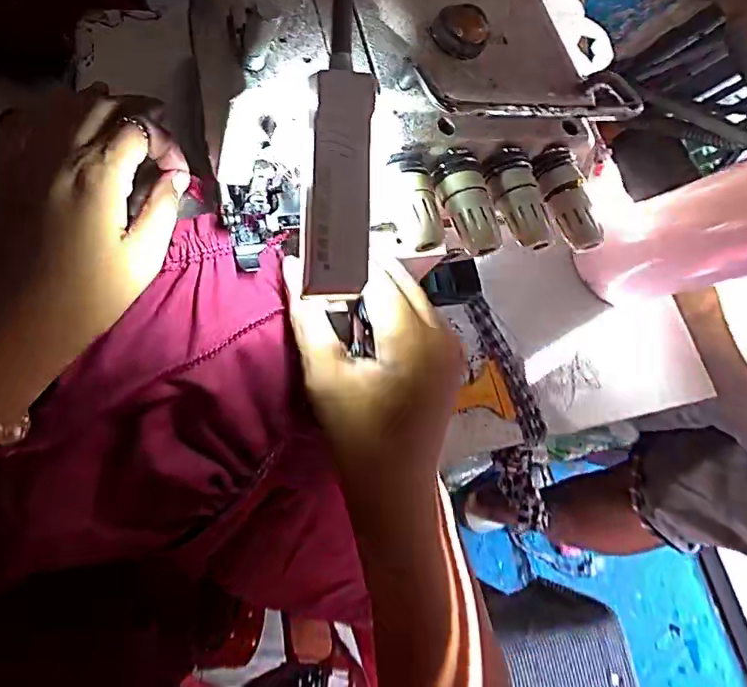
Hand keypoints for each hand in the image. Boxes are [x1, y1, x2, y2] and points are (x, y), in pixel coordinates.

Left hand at [0, 86, 189, 416]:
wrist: (8, 327)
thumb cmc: (82, 300)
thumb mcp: (141, 260)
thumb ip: (164, 208)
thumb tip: (175, 176)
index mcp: (97, 176)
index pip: (139, 129)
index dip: (166, 142)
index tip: (175, 172)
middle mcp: (58, 154)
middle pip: (103, 103)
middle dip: (137, 110)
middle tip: (156, 132)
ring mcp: (23, 158)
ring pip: (64, 103)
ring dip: (97, 104)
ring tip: (117, 122)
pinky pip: (25, 119)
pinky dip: (51, 112)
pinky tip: (65, 127)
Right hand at [284, 254, 464, 488]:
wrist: (396, 490)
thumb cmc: (357, 437)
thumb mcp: (325, 375)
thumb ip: (309, 316)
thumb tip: (295, 268)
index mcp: (415, 336)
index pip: (377, 276)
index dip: (344, 263)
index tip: (316, 256)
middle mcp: (443, 332)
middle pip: (399, 280)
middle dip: (361, 271)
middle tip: (324, 272)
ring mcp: (451, 345)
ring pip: (411, 294)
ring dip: (377, 289)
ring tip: (340, 297)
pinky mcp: (450, 358)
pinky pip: (420, 314)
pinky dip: (393, 308)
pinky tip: (367, 323)